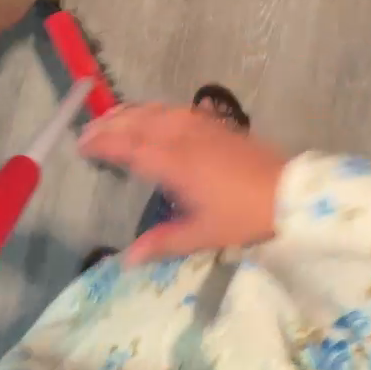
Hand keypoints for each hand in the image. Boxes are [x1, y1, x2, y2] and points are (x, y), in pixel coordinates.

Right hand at [77, 104, 288, 263]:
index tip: (81, 146)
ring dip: (129, 113)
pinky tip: (150, 116)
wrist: (289, 191)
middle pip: (138, 122)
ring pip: (156, 111)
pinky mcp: (215, 123)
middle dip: (110, 124)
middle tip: (86, 132)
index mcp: (175, 162)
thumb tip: (126, 259)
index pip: (130, 147)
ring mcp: (200, 126)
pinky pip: (174, 110)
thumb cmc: (244, 215)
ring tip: (110, 119)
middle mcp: (183, 137)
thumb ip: (163, 242)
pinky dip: (153, 110)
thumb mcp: (203, 234)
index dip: (103, 144)